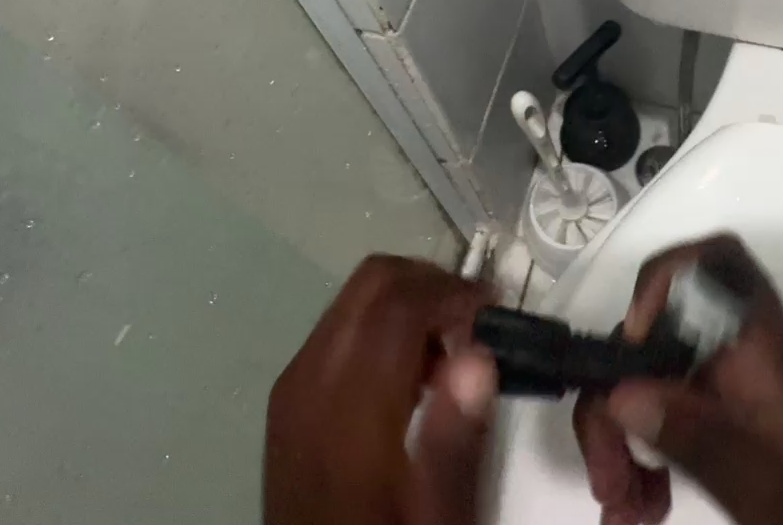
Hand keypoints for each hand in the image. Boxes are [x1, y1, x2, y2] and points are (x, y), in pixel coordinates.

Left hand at [266, 255, 498, 524]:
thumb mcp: (437, 517)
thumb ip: (457, 441)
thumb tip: (478, 357)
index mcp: (348, 409)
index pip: (398, 305)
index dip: (451, 292)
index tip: (494, 309)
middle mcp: (309, 378)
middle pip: (372, 281)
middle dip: (431, 283)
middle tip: (475, 319)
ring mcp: (292, 382)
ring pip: (354, 296)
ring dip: (407, 301)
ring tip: (449, 347)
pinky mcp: (288, 393)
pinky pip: (339, 324)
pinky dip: (381, 323)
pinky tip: (410, 370)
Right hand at [573, 233, 782, 524]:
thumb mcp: (767, 489)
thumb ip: (693, 436)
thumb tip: (618, 394)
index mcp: (756, 344)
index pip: (714, 261)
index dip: (661, 281)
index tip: (634, 349)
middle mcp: (744, 351)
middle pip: (661, 338)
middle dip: (617, 400)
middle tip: (609, 479)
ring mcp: (744, 386)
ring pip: (664, 382)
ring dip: (630, 435)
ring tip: (624, 502)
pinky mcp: (748, 420)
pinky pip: (683, 416)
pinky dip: (658, 451)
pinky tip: (649, 500)